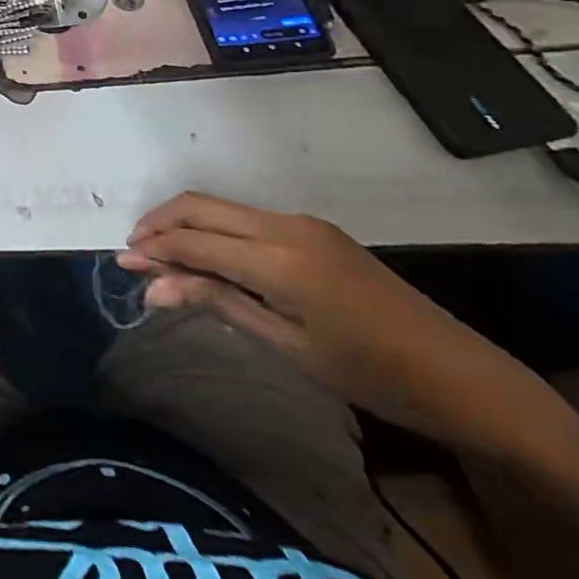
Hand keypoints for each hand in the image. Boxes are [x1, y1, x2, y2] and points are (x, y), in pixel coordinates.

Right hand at [118, 192, 578, 457]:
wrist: (456, 372)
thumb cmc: (367, 371)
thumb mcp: (285, 344)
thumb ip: (218, 302)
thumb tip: (155, 288)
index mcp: (277, 257)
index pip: (194, 239)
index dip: (153, 249)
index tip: (121, 264)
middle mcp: (285, 225)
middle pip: (202, 206)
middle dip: (160, 224)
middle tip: (132, 254)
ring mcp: (302, 224)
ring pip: (223, 209)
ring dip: (185, 226)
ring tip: (160, 259)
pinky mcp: (314, 232)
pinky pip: (247, 220)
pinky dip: (215, 232)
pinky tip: (206, 259)